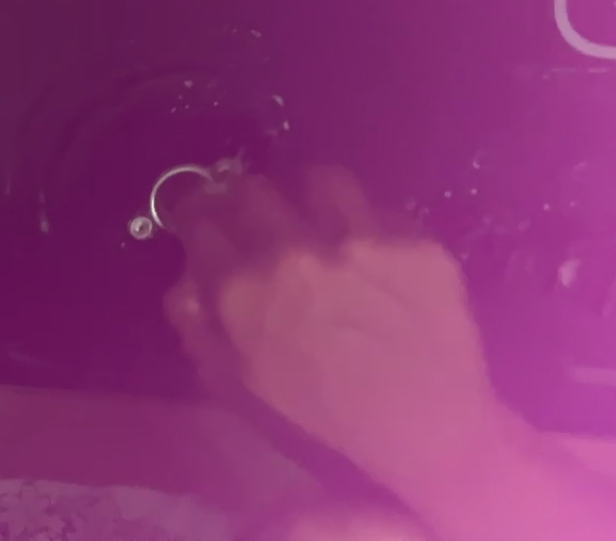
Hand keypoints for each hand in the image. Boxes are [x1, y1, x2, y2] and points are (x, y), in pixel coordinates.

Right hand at [162, 167, 514, 496]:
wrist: (430, 437)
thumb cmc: (318, 414)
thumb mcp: (232, 381)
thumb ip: (192, 321)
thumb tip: (184, 272)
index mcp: (240, 286)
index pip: (196, 216)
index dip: (195, 216)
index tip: (204, 224)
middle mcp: (291, 252)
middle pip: (248, 188)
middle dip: (244, 203)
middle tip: (256, 222)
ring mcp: (356, 242)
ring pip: (316, 179)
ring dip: (308, 197)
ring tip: (316, 219)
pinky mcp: (413, 244)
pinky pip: (376, 208)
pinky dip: (365, 224)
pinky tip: (368, 251)